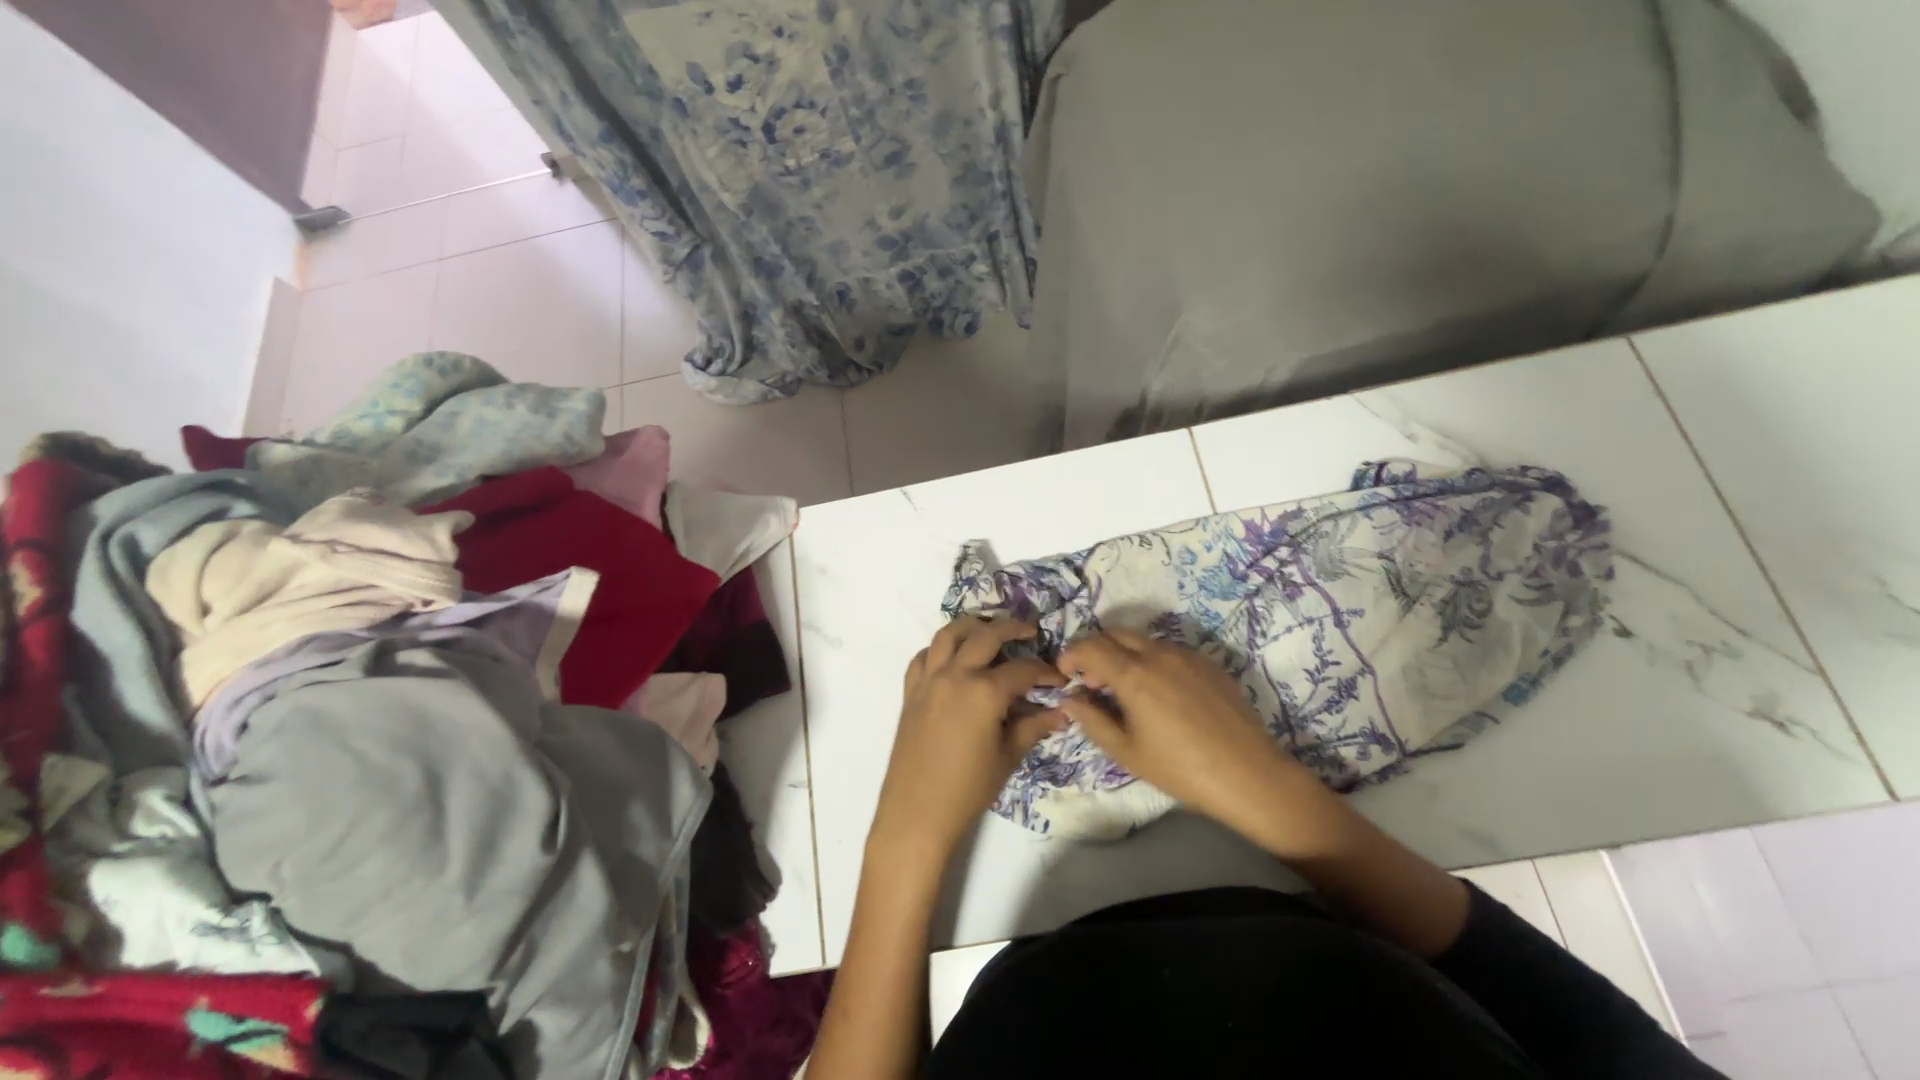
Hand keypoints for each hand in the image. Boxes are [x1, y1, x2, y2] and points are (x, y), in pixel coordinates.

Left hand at [871, 618, 1066, 859]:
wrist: (916, 812)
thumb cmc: (967, 789)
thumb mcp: (1007, 757)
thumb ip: (1033, 727)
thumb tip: (1063, 712)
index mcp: (984, 692)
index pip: (1022, 670)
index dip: (1045, 671)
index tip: (1059, 679)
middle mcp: (955, 676)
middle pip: (986, 635)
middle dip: (1011, 628)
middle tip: (1029, 631)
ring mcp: (929, 681)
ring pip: (948, 634)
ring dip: (971, 626)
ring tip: (989, 629)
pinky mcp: (911, 692)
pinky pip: (924, 656)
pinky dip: (939, 648)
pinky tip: (953, 657)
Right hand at [1054, 629, 1306, 835]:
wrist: (1248, 775)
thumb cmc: (1180, 769)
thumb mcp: (1127, 752)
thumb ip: (1092, 720)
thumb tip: (1070, 698)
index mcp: (1134, 675)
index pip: (1090, 646)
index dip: (1071, 655)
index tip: (1066, 675)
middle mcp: (1159, 654)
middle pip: (1116, 633)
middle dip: (1096, 650)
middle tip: (1092, 682)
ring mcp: (1188, 655)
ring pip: (1144, 641)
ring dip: (1125, 655)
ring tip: (1126, 691)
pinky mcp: (1209, 664)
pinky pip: (1170, 651)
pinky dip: (1152, 662)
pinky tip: (1160, 695)